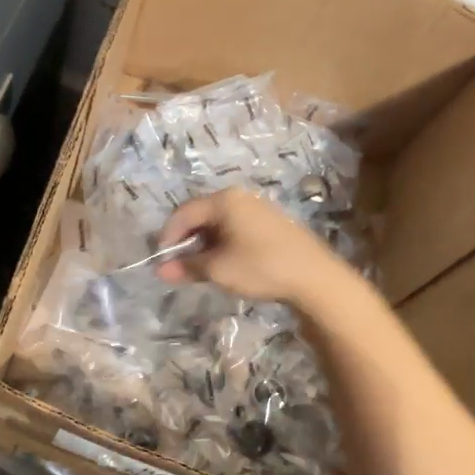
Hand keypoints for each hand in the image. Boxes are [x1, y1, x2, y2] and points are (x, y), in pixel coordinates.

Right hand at [156, 187, 349, 304]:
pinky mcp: (270, 224)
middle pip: (201, 215)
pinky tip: (226, 264)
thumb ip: (187, 266)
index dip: (168, 237)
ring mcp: (257, 209)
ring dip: (205, 245)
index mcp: (224, 200)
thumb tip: (160, 271)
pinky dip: (223, 244)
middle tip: (179, 266)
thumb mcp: (218, 269)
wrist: (314, 277)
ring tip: (201, 269)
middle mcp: (240, 197)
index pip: (183, 213)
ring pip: (219, 223)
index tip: (161, 261)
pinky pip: (236, 229)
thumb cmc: (261, 267)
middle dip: (186, 241)